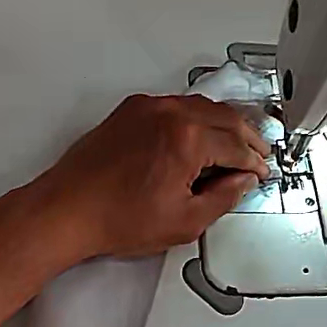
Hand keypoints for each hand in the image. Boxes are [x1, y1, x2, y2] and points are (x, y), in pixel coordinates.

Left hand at [33, 94, 270, 259]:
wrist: (66, 211)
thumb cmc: (112, 217)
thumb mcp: (184, 221)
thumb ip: (223, 197)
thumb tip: (241, 182)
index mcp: (186, 139)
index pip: (237, 146)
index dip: (255, 162)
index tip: (260, 171)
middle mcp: (168, 114)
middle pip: (225, 117)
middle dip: (248, 136)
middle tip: (259, 153)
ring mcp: (147, 109)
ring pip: (201, 105)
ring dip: (224, 123)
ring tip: (235, 142)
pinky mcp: (130, 111)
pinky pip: (174, 104)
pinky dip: (195, 116)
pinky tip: (199, 133)